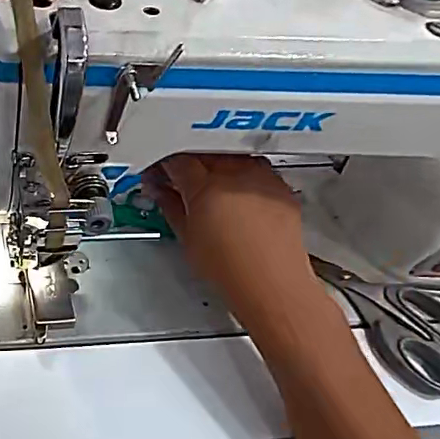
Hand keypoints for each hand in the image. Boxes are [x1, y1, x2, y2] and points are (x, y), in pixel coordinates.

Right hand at [141, 154, 310, 308]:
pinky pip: (256, 169)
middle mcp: (236, 175)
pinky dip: (241, 176)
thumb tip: (160, 192)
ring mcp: (261, 178)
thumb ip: (170, 206)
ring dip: (216, 164)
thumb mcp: (187, 238)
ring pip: (231, 156)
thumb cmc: (232, 269)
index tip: (159, 172)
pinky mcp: (280, 187)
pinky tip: (235, 194)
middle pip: (204, 153)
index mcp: (206, 187)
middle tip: (179, 178)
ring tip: (208, 185)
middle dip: (188, 162)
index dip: (164, 164)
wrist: (272, 284)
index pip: (178, 160)